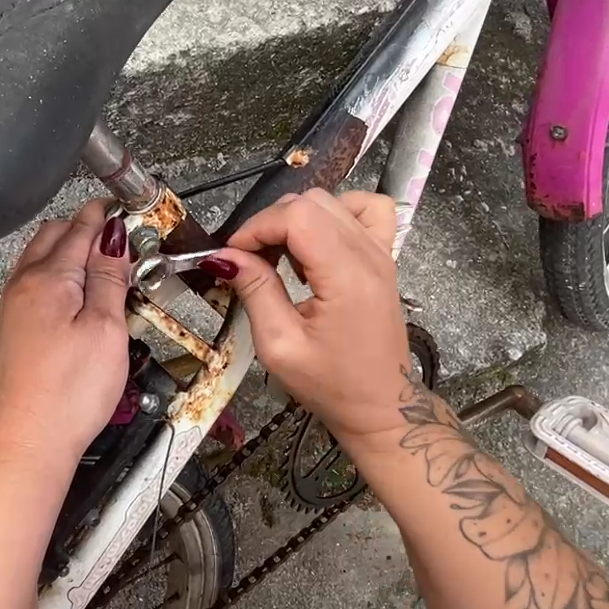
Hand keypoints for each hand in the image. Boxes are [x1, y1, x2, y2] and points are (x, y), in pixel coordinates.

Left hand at [0, 199, 132, 462]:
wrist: (29, 440)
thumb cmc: (71, 390)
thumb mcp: (106, 329)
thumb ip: (110, 278)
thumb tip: (115, 237)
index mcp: (48, 277)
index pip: (80, 230)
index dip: (105, 215)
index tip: (124, 206)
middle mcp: (24, 282)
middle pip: (54, 235)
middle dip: (85, 226)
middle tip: (120, 233)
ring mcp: (15, 304)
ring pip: (41, 255)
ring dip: (68, 247)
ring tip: (102, 257)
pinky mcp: (15, 325)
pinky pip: (34, 278)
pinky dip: (57, 269)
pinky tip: (76, 287)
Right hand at [204, 190, 412, 445]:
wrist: (382, 407)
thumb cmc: (330, 385)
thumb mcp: (280, 345)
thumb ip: (255, 291)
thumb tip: (224, 255)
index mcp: (347, 278)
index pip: (297, 217)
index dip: (257, 227)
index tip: (234, 255)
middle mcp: (370, 255)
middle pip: (311, 202)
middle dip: (271, 223)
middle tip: (252, 260)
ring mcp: (382, 253)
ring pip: (332, 201)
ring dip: (297, 219)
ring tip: (283, 255)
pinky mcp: (384, 257)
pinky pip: (365, 210)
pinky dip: (335, 212)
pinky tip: (317, 241)